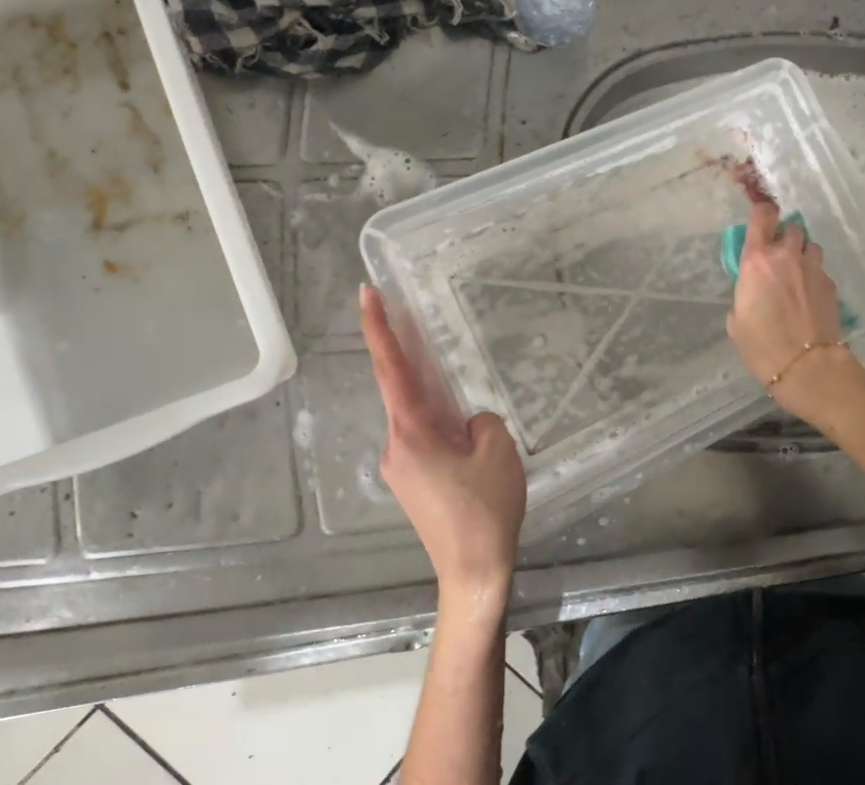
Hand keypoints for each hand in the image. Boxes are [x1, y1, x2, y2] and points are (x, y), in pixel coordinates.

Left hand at [359, 285, 525, 608]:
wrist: (474, 570)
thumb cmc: (486, 507)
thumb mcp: (497, 449)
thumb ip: (481, 420)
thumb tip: (468, 423)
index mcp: (411, 432)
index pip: (391, 369)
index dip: (379, 328)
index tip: (366, 293)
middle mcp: (395, 446)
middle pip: (400, 390)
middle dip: (408, 357)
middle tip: (413, 319)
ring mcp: (400, 468)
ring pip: (417, 418)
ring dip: (434, 401)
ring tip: (466, 405)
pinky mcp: (412, 484)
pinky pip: (423, 440)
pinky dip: (439, 425)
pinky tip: (467, 437)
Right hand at [726, 200, 861, 410]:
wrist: (806, 366)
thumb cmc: (762, 346)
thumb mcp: (736, 321)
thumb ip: (744, 296)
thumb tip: (752, 293)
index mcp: (758, 260)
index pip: (763, 216)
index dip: (763, 213)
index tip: (761, 220)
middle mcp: (787, 256)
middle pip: (792, 227)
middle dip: (785, 237)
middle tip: (778, 256)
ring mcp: (813, 269)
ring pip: (811, 246)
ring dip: (803, 254)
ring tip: (797, 275)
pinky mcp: (831, 285)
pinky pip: (821, 271)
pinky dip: (814, 277)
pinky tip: (810, 298)